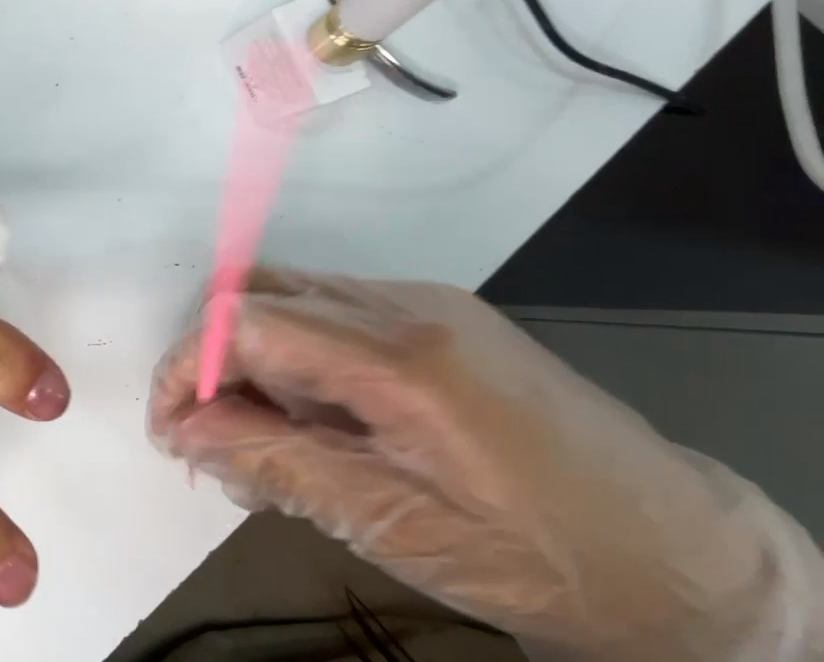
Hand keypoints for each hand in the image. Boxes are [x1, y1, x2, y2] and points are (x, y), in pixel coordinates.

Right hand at [147, 270, 822, 661]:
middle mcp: (406, 305)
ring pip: (289, 301)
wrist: (687, 559)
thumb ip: (277, 465)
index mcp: (402, 357)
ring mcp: (424, 304)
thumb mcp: (397, 529)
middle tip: (211, 445)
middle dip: (211, 364)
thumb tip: (183, 431)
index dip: (187, 367)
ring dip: (250, 364)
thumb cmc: (542, 557)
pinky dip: (294, 362)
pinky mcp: (436, 318)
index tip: (170, 430)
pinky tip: (311, 427)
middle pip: (258, 296)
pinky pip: (331, 317)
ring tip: (261, 448)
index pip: (246, 321)